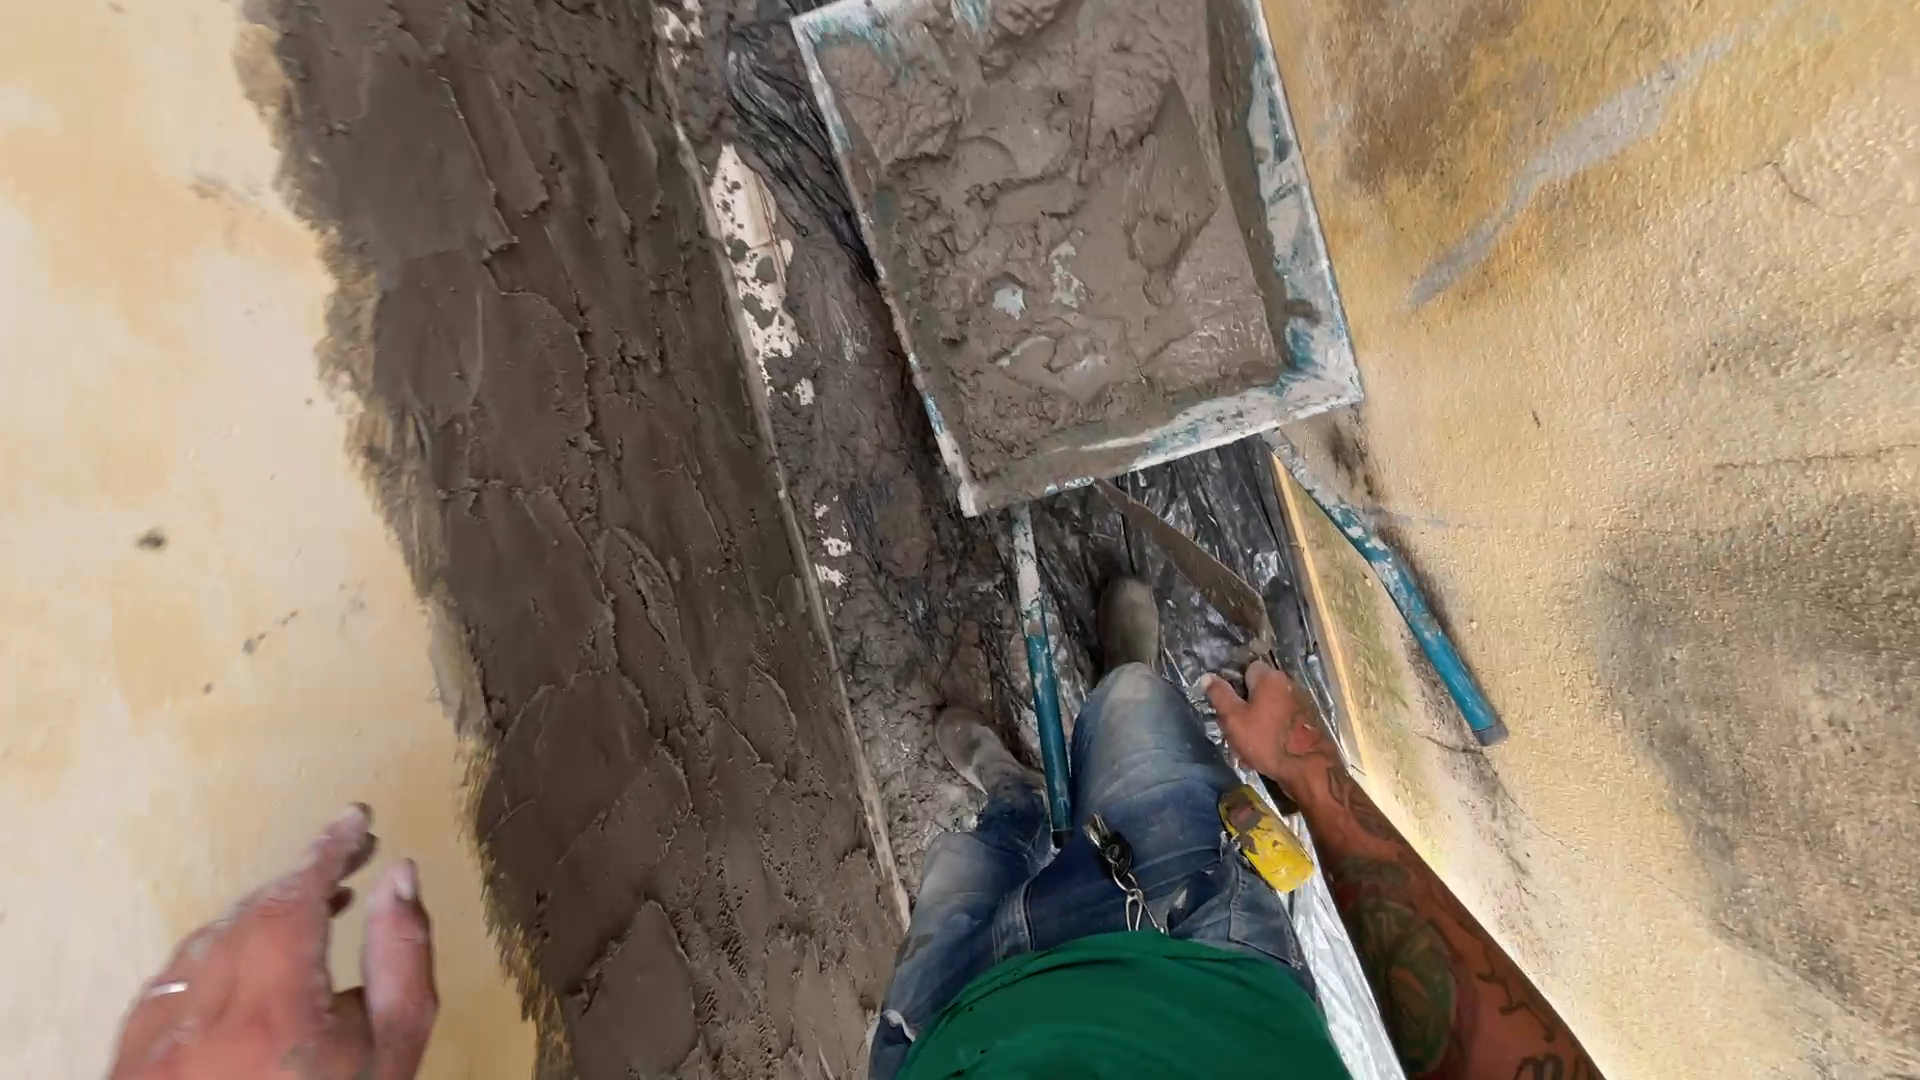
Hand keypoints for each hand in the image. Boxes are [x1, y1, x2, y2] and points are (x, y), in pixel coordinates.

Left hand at [108, 805, 437, 1079]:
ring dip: (263, 908)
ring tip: (319, 898)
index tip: (356, 817)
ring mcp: (149, 1055)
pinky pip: (169, 984)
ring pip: (202, 945)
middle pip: (246, 917)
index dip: (325, 851)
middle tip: (354, 851)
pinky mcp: (126, 1071)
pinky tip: (254, 949)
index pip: (291, 905)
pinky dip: (218, 947)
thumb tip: (399, 872)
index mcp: (273, 1018)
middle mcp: (198, 1030)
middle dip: (304, 874)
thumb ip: (404, 950)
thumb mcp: (401, 1036)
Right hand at [1202, 660, 1335, 793]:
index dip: (1233, 686)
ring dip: (1255, 724)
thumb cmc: (1266, 740)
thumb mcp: (1234, 718)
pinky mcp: (1307, 722)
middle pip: (1256, 690)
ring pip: (1267, 709)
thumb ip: (1220, 694)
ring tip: (1247, 748)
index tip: (1226, 706)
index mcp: (1270, 678)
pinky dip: (1271, 733)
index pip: (1245, 669)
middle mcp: (1288, 685)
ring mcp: (1300, 704)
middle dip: (1243, 708)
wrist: (1310, 771)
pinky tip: (1264, 752)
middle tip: (1233, 730)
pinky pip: (1280, 722)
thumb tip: (1208, 676)